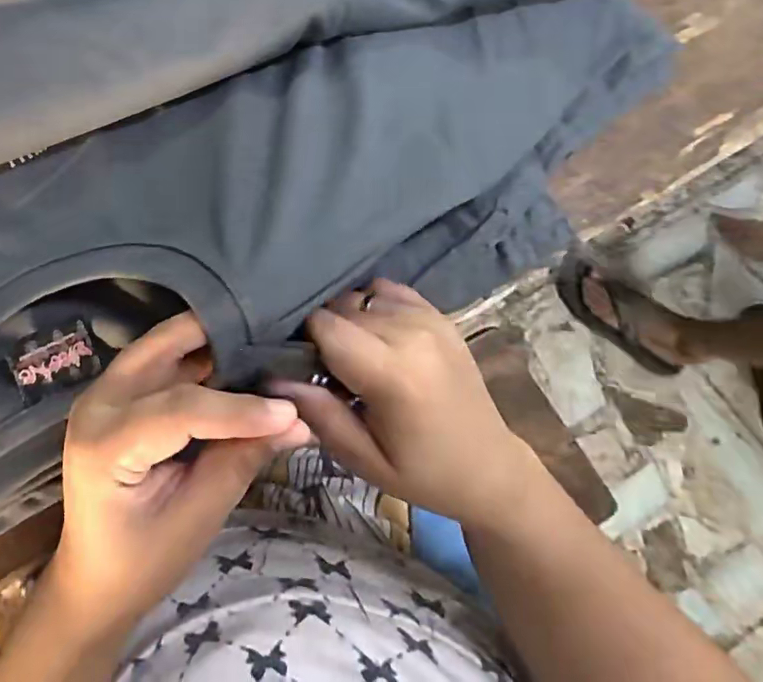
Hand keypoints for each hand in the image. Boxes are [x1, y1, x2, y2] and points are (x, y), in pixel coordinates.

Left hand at [38, 311, 312, 644]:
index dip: (238, 407)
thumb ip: (241, 460)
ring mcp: (102, 393)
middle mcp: (97, 404)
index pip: (180, 408)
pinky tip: (234, 362)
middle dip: (218, 335)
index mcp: (105, 445)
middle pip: (162, 346)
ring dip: (209, 340)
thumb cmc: (139, 562)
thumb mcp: (195, 519)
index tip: (289, 410)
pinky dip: (197, 355)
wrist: (92, 579)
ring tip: (260, 346)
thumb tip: (297, 422)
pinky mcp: (115, 393)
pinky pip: (159, 359)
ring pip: (161, 343)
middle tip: (272, 337)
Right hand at [270, 278, 542, 529]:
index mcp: (393, 373)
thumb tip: (273, 377)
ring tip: (359, 356)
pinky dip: (373, 306)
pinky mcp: (438, 314)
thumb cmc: (423, 472)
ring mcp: (428, 318)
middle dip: (326, 334)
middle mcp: (411, 333)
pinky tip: (378, 337)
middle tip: (334, 373)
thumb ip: (319, 414)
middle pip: (340, 308)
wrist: (489, 467)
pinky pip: (386, 290)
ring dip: (350, 321)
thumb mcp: (364, 459)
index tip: (311, 371)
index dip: (306, 343)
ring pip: (360, 296)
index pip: (324, 325)